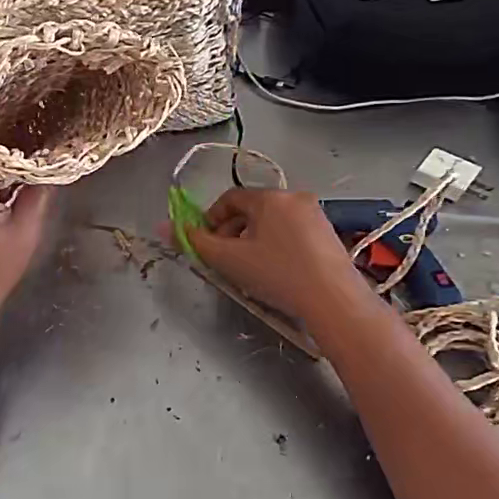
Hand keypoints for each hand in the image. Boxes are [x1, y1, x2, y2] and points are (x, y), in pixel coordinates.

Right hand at [180, 189, 391, 328]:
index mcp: (269, 197)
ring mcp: (315, 216)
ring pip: (272, 222)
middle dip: (232, 231)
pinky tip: (275, 272)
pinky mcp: (328, 235)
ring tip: (248, 268)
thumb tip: (163, 227)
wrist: (335, 301)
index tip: (205, 241)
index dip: (211, 218)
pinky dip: (276, 246)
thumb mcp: (229, 259)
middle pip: (251, 209)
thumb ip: (195, 242)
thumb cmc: (278, 275)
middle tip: (224, 258)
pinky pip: (291, 232)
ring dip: (253, 240)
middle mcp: (294, 198)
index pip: (229, 198)